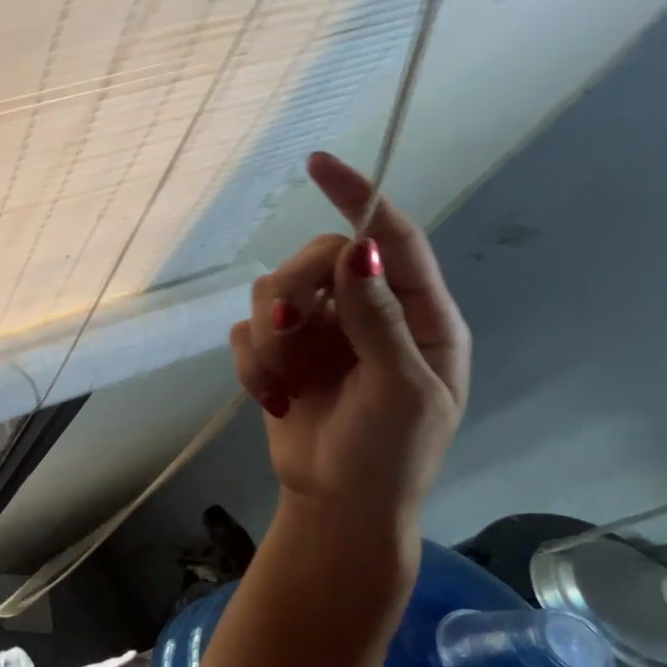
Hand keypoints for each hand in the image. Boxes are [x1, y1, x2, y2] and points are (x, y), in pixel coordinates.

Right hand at [229, 152, 471, 529]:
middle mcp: (368, 314)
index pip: (391, 240)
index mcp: (419, 319)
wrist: (335, 502)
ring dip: (270, 338)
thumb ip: (379, 322)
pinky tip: (271, 392)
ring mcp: (322, 332)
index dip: (359, 197)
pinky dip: (253, 361)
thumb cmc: (388, 456)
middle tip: (288, 332)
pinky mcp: (280, 351)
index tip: (319, 164)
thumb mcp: (400, 393)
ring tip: (281, 381)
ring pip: (273, 292)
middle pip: (317, 261)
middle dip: (293, 294)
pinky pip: (247, 329)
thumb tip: (358, 252)